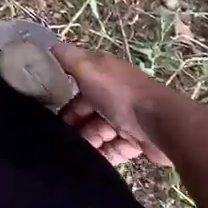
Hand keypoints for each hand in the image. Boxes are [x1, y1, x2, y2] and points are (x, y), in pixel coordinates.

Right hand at [52, 42, 175, 166]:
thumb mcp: (87, 67)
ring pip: (98, 128)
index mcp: (103, 72)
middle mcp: (114, 92)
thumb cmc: (120, 93)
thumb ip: (66, 57)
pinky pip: (113, 147)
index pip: (75, 77)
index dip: (59, 87)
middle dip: (71, 118)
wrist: (164, 126)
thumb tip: (48, 48)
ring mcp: (126, 118)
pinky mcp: (136, 141)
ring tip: (73, 149)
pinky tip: (89, 160)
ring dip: (85, 138)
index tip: (43, 100)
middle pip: (85, 106)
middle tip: (56, 131)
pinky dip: (102, 153)